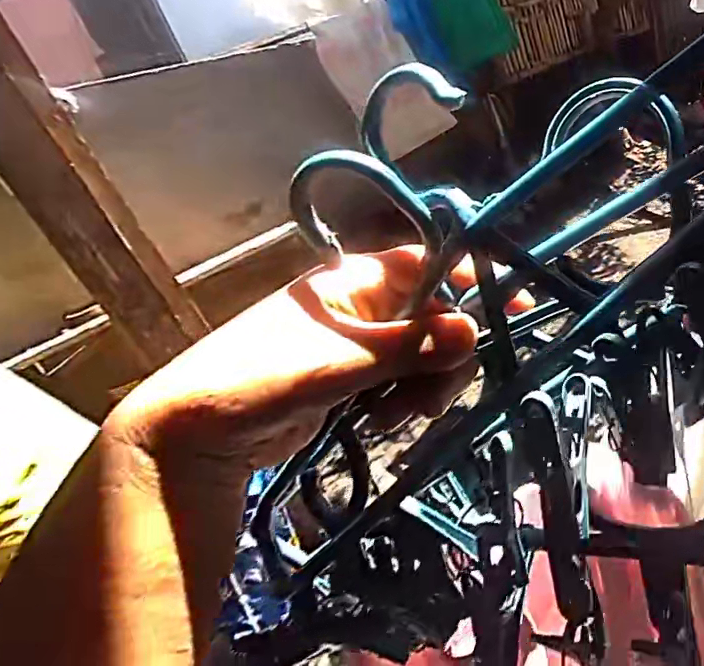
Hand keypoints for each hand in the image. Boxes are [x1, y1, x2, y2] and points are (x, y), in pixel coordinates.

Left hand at [108, 246, 530, 480]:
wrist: (188, 441)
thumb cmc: (257, 379)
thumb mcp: (338, 362)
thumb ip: (410, 347)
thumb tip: (474, 332)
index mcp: (363, 279)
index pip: (437, 261)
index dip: (477, 277)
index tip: (515, 304)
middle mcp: (370, 304)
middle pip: (441, 316)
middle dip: (448, 356)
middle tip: (433, 396)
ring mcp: (366, 342)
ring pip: (429, 353)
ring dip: (428, 386)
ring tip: (397, 416)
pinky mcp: (361, 377)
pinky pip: (408, 380)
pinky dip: (408, 401)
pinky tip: (383, 421)